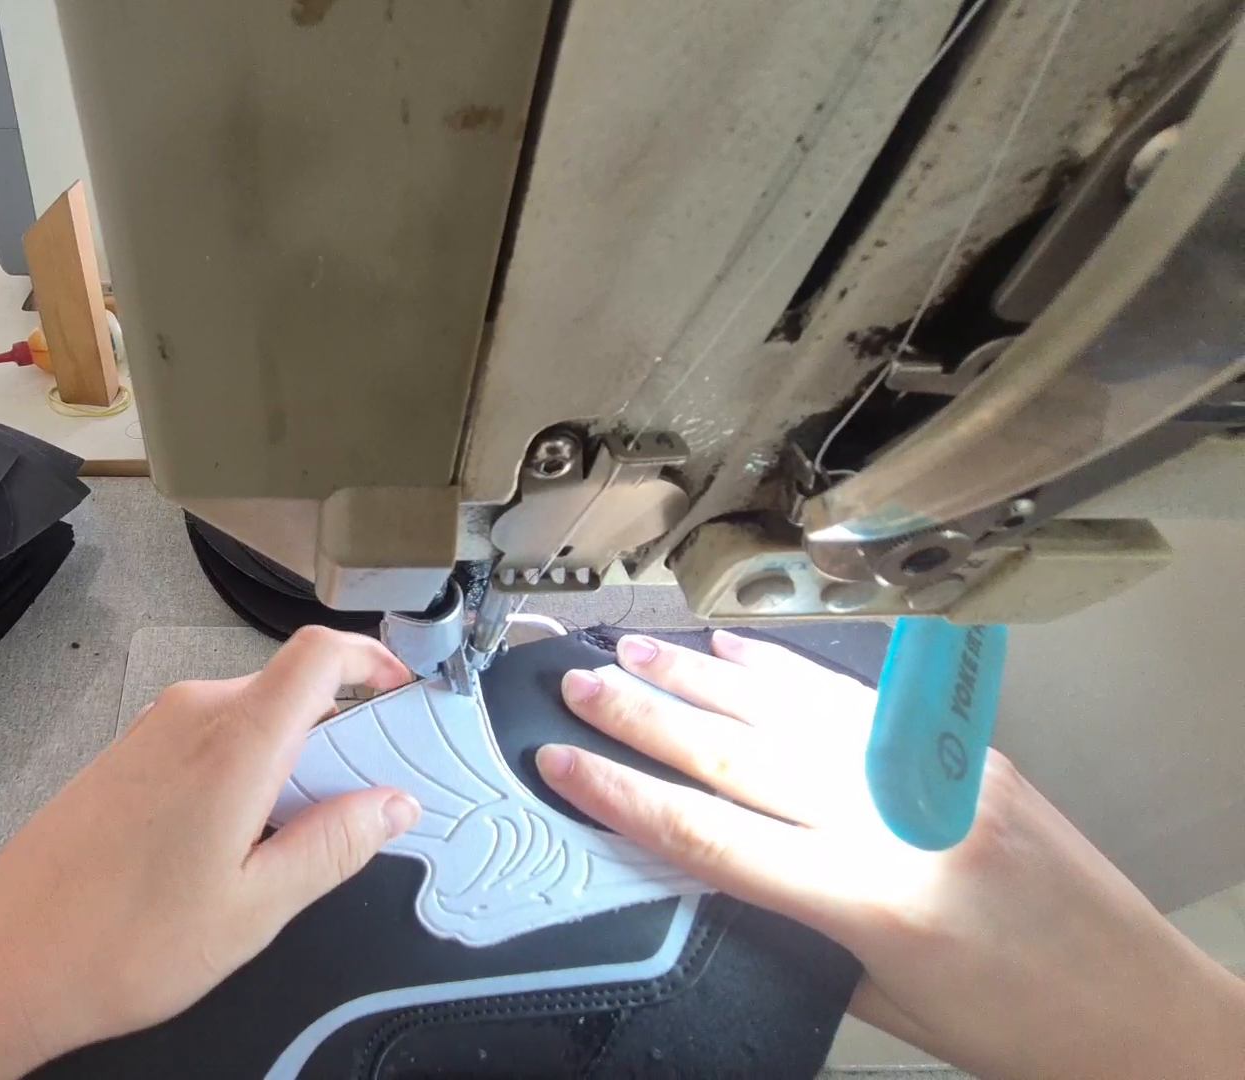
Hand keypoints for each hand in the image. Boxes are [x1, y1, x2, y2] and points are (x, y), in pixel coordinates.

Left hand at [0, 627, 420, 1078]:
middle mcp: (194, 713)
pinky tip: (231, 830)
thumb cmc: (123, 941)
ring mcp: (158, 725)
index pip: (319, 653)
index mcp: (235, 741)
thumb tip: (392, 806)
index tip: (399, 691)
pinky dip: (247, 761)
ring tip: (286, 833)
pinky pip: (213, 730)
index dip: (370, 657)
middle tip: (354, 801)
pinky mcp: (135, 745)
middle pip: (292, 687)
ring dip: (290, 753)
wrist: (3, 954)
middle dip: (338, 732)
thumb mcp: (255, 906)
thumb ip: (335, 844)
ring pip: (254, 712)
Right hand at [534, 630, 1244, 1079]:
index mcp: (871, 900)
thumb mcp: (866, 991)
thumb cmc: (1016, 1032)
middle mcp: (899, 823)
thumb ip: (774, 914)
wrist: (1165, 1023)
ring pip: (784, 707)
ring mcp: (934, 775)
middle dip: (639, 715)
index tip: (560, 762)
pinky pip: (849, 696)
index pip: (705, 833)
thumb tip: (688, 854)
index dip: (617, 793)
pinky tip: (731, 648)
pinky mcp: (959, 751)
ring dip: (697, 675)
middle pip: (732, 754)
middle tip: (579, 686)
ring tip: (635, 652)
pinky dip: (780, 668)